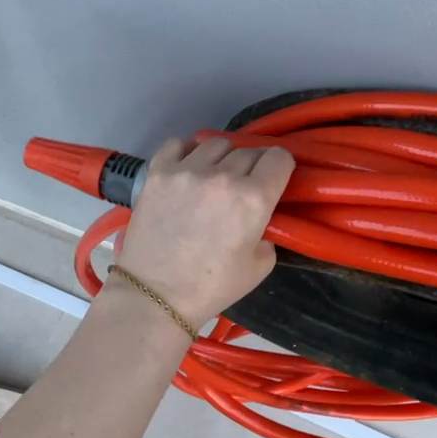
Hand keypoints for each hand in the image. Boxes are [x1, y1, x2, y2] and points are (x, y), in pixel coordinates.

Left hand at [113, 136, 294, 324]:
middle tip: (243, 187)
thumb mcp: (260, 266)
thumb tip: (261, 215)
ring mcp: (187, 169)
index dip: (280, 167)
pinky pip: (179, 143)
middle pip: (249, 151)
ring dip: (221, 158)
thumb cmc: (211, 287)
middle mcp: (222, 176)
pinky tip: (188, 167)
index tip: (274, 177)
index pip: (279, 158)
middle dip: (252, 167)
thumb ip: (269, 232)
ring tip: (214, 178)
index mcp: (253, 198)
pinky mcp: (158, 171)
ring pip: (216, 143)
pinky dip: (188, 151)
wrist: (155, 294)